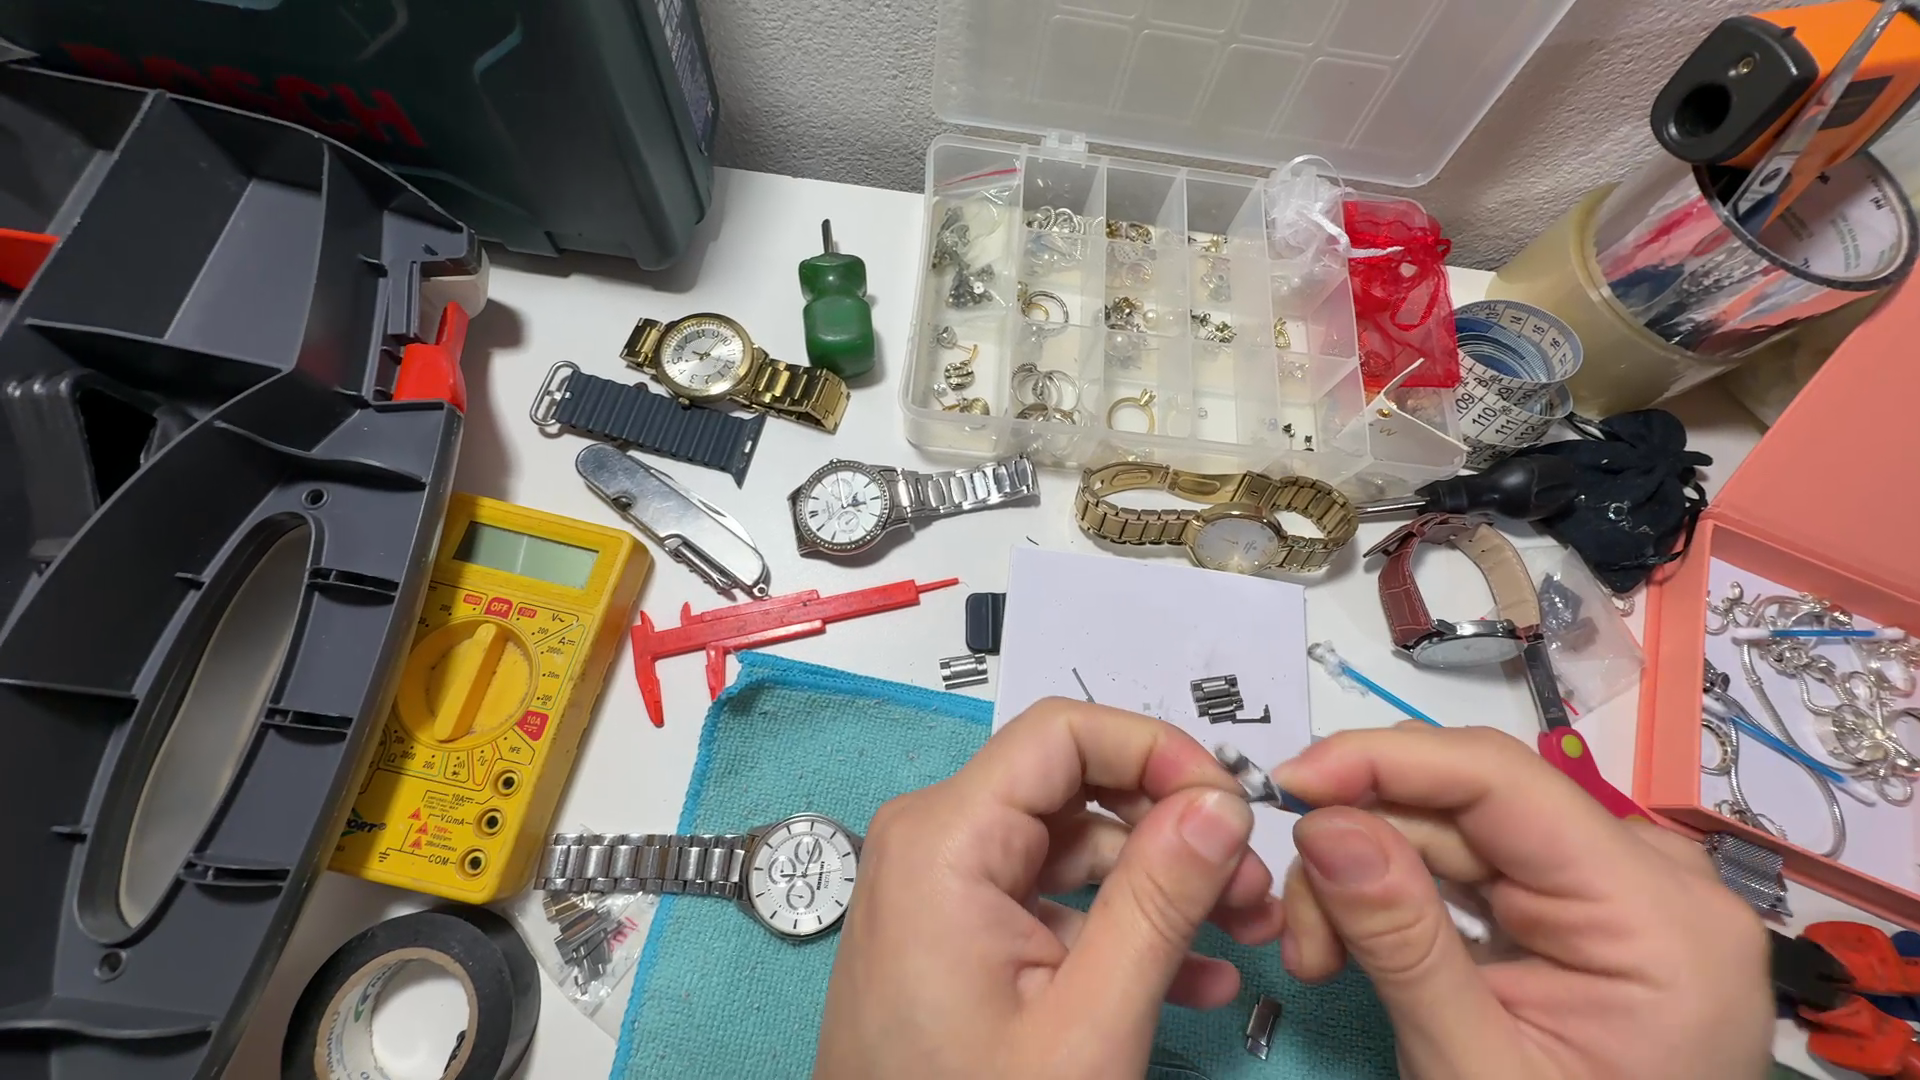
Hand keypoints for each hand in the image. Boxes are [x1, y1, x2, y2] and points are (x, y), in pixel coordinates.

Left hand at [816, 699, 1285, 1078]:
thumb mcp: (1087, 1025)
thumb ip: (1157, 903)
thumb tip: (1220, 805)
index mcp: (944, 835)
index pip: (1061, 733)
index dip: (1153, 749)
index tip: (1228, 803)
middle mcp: (935, 835)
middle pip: (1073, 785)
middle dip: (1168, 826)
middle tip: (1250, 883)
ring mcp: (945, 878)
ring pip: (1073, 841)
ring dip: (1159, 881)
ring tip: (1240, 931)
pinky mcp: (961, 919)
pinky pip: (1051, 893)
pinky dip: (1117, 920)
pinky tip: (1191, 971)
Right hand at [1272, 723, 1770, 1079]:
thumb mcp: (1472, 1068)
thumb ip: (1400, 942)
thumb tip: (1322, 824)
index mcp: (1653, 912)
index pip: (1499, 778)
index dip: (1381, 760)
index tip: (1286, 784)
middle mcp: (1638, 870)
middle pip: (1450, 803)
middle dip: (1353, 848)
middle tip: (1298, 930)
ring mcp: (1598, 877)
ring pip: (1429, 825)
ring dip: (1354, 879)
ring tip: (1318, 956)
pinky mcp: (1557, 890)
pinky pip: (1440, 854)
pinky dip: (1381, 892)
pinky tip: (1350, 943)